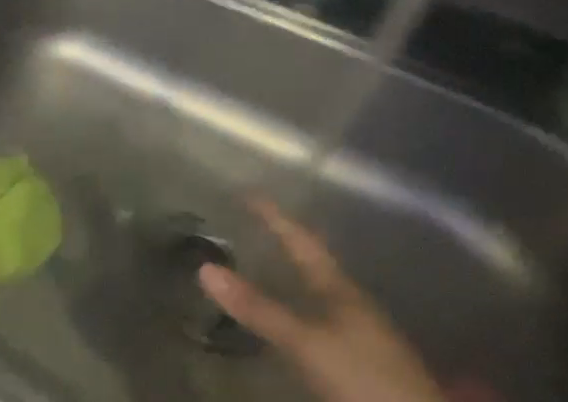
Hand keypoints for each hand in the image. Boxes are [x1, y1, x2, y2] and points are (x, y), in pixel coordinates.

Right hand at [198, 200, 448, 401]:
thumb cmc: (364, 374)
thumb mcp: (305, 341)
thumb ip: (258, 307)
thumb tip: (204, 267)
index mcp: (340, 288)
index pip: (302, 240)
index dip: (275, 216)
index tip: (248, 193)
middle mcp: (352, 302)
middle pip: (313, 263)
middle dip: (284, 243)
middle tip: (252, 226)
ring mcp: (362, 331)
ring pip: (320, 292)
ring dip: (292, 277)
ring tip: (264, 267)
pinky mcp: (363, 357)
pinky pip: (323, 318)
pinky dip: (300, 307)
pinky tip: (290, 318)